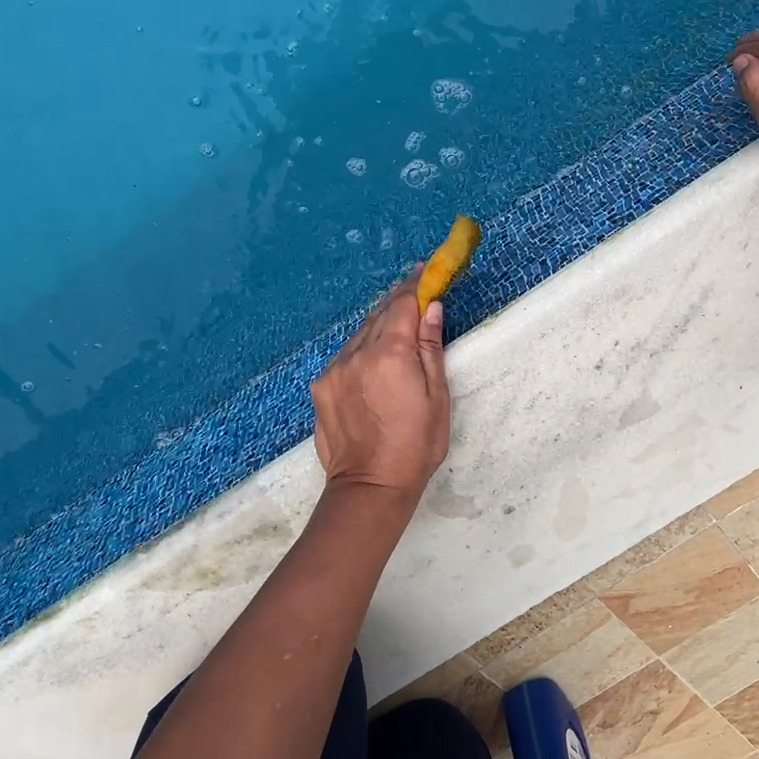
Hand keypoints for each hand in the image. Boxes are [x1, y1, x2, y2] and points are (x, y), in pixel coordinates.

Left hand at [310, 271, 450, 502]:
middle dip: (398, 303)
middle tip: (416, 296)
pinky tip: (373, 365)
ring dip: (378, 327)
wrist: (369, 487)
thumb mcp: (437, 396)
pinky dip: (361, 350)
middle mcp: (358, 353)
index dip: (415, 285)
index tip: (424, 270)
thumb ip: (430, 347)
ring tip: (396, 334)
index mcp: (391, 353)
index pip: (402, 304)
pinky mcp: (321, 385)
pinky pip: (345, 355)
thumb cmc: (416, 445)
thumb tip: (431, 307)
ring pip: (360, 334)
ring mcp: (335, 369)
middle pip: (379, 314)